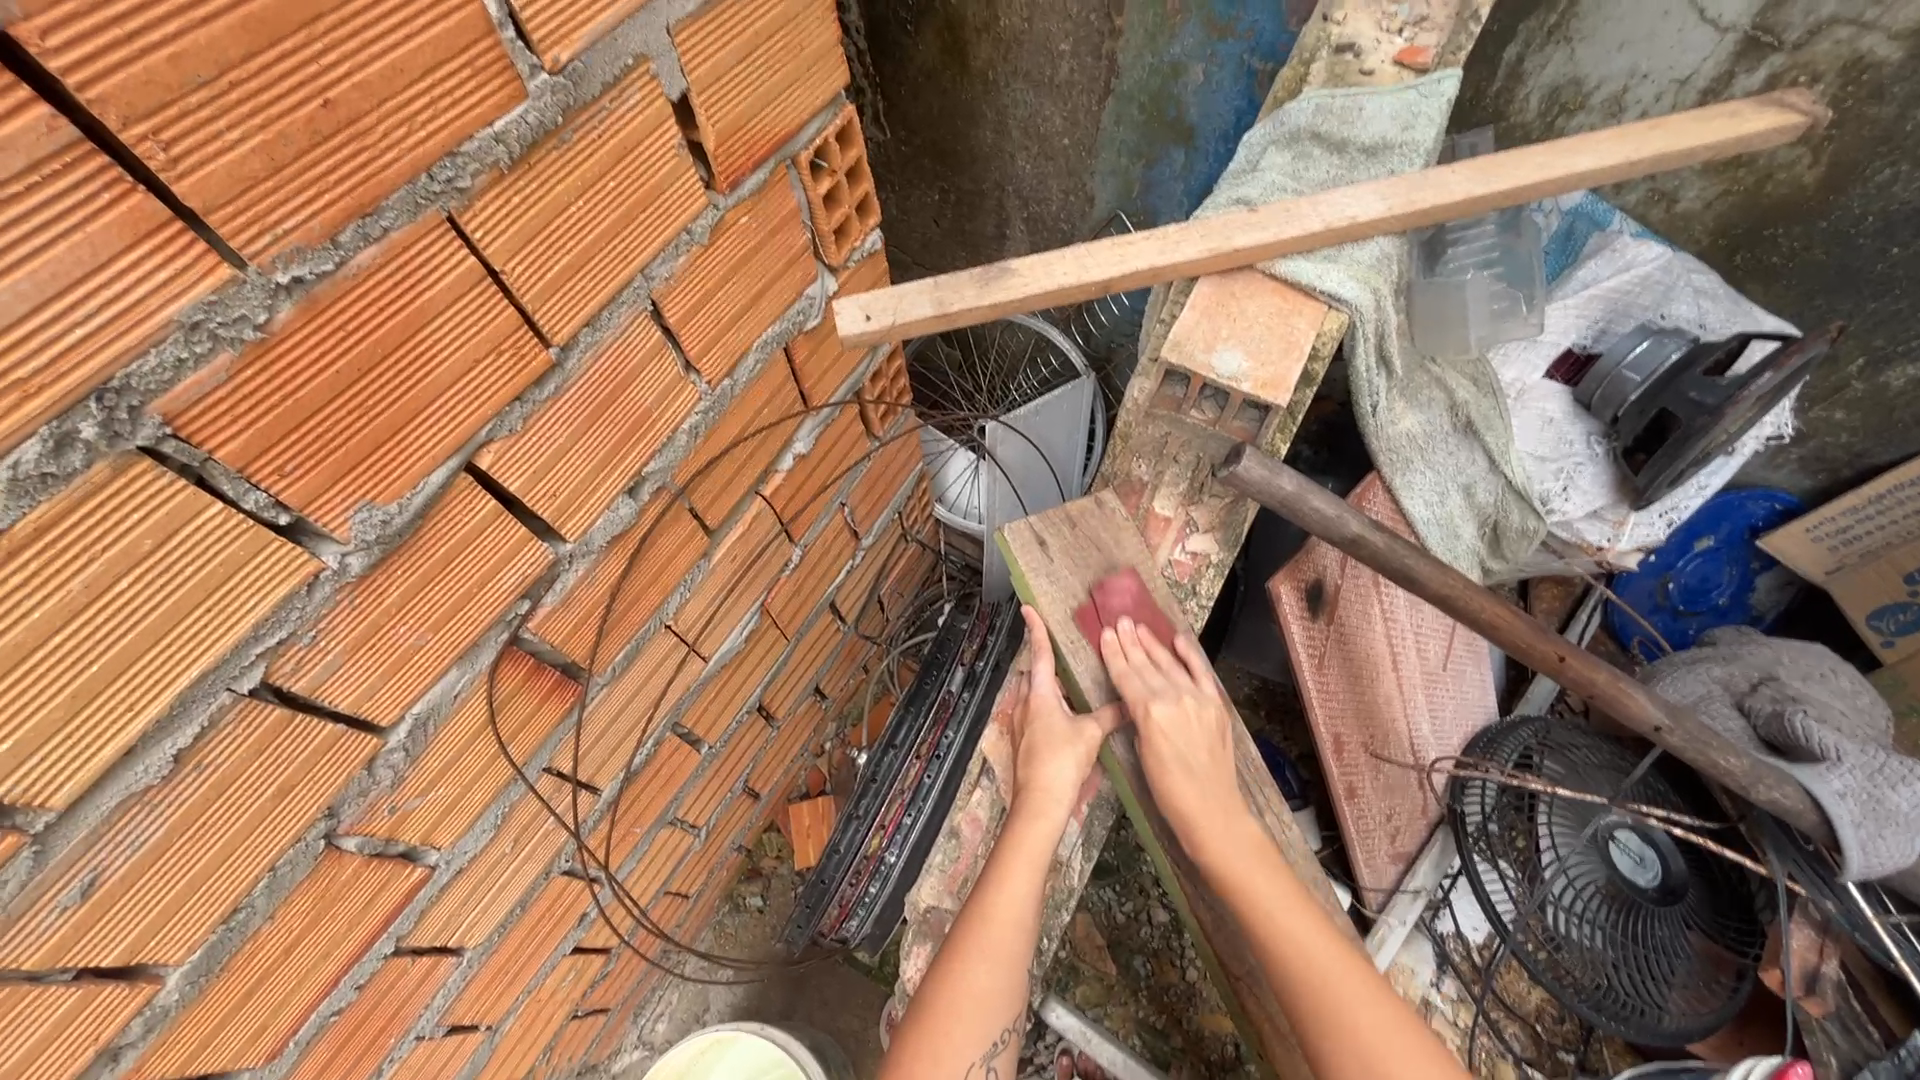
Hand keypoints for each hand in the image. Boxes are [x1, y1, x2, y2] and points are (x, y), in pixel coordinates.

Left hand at [1007, 605, 1124, 821]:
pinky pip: (1036, 716)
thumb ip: (1110, 716)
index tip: (1027, 608)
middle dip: (1050, 667)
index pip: (1040, 653)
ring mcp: (1021, 723)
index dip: (1036, 629)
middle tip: (1070, 662)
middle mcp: (1025, 703)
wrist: (1039, 802)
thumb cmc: (1062, 762)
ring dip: (1051, 692)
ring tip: (1075, 693)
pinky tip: (1067, 723)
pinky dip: (1050, 712)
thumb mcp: (1091, 734)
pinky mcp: (1022, 741)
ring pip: (1035, 697)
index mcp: (1040, 693)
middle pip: (1036, 675)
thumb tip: (1130, 704)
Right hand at [1098, 617, 1252, 861]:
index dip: (1115, 654)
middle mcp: (1174, 698)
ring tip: (1138, 625)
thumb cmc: (1167, 790)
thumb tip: (1136, 700)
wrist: (1211, 809)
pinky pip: (1201, 673)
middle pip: (1146, 665)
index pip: (1127, 676)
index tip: (1106, 634)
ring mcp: (1198, 699)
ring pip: (1170, 665)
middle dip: (1131, 642)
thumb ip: (1139, 719)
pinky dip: (1190, 655)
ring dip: (1153, 644)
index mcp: (1150, 712)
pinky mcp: (1215, 705)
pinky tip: (1178, 639)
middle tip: (1119, 621)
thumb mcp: (1141, 752)